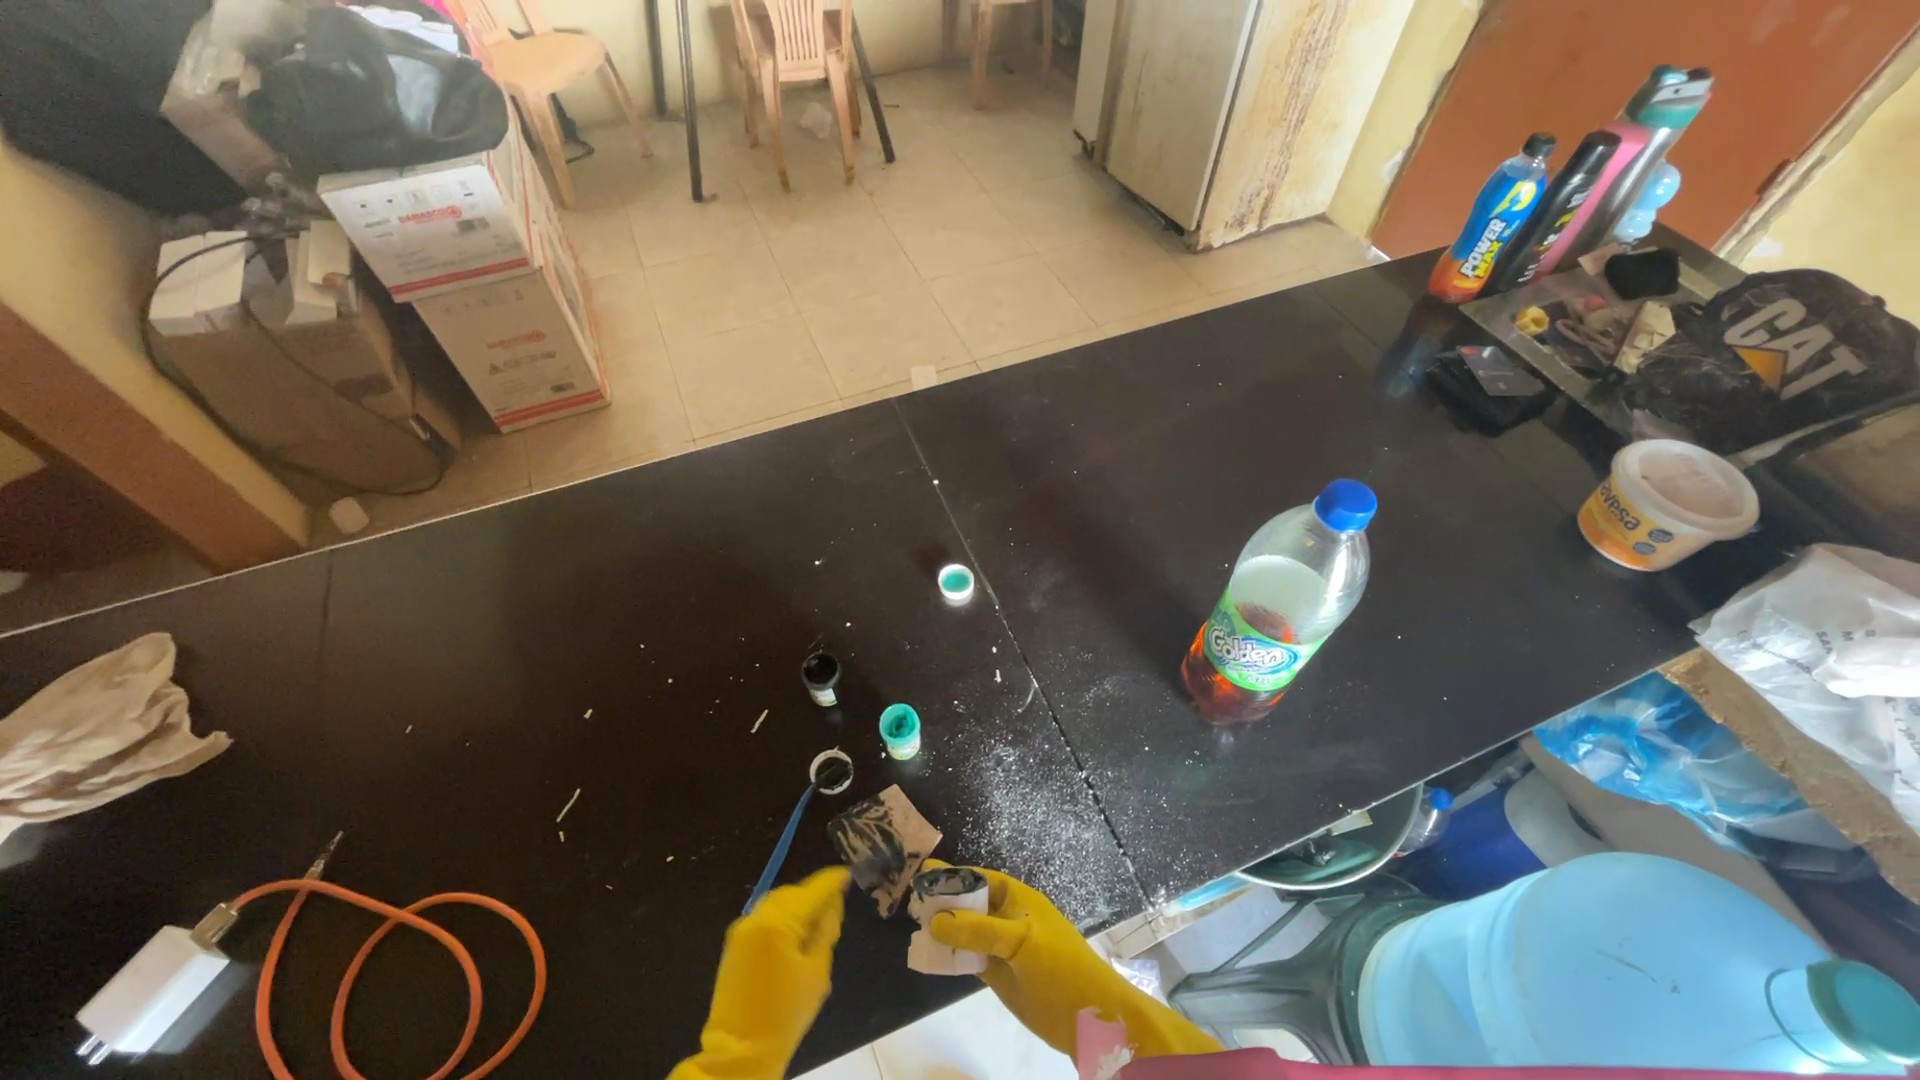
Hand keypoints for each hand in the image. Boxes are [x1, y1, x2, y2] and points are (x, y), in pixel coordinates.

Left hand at [670, 867, 848, 1079]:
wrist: (740, 1049)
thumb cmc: (786, 1013)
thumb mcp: (817, 970)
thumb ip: (826, 929)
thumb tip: (833, 902)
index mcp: (778, 922)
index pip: (812, 891)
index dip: (832, 881)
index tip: (848, 874)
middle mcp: (756, 917)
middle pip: (792, 893)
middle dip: (814, 894)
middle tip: (835, 905)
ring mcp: (742, 929)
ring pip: (777, 902)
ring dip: (797, 905)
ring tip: (817, 921)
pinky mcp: (734, 944)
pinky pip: (764, 917)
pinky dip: (782, 917)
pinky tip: (794, 934)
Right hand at [925, 862, 1219, 1059]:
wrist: (1089, 1017)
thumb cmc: (1061, 967)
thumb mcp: (1020, 941)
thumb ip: (978, 930)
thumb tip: (935, 919)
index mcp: (1018, 899)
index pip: (979, 879)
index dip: (952, 876)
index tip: (922, 874)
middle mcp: (1006, 918)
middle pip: (968, 904)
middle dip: (942, 902)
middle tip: (909, 903)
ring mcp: (1000, 947)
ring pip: (964, 933)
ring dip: (942, 931)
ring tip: (912, 928)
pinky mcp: (997, 974)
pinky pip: (967, 959)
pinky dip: (949, 956)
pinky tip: (928, 956)